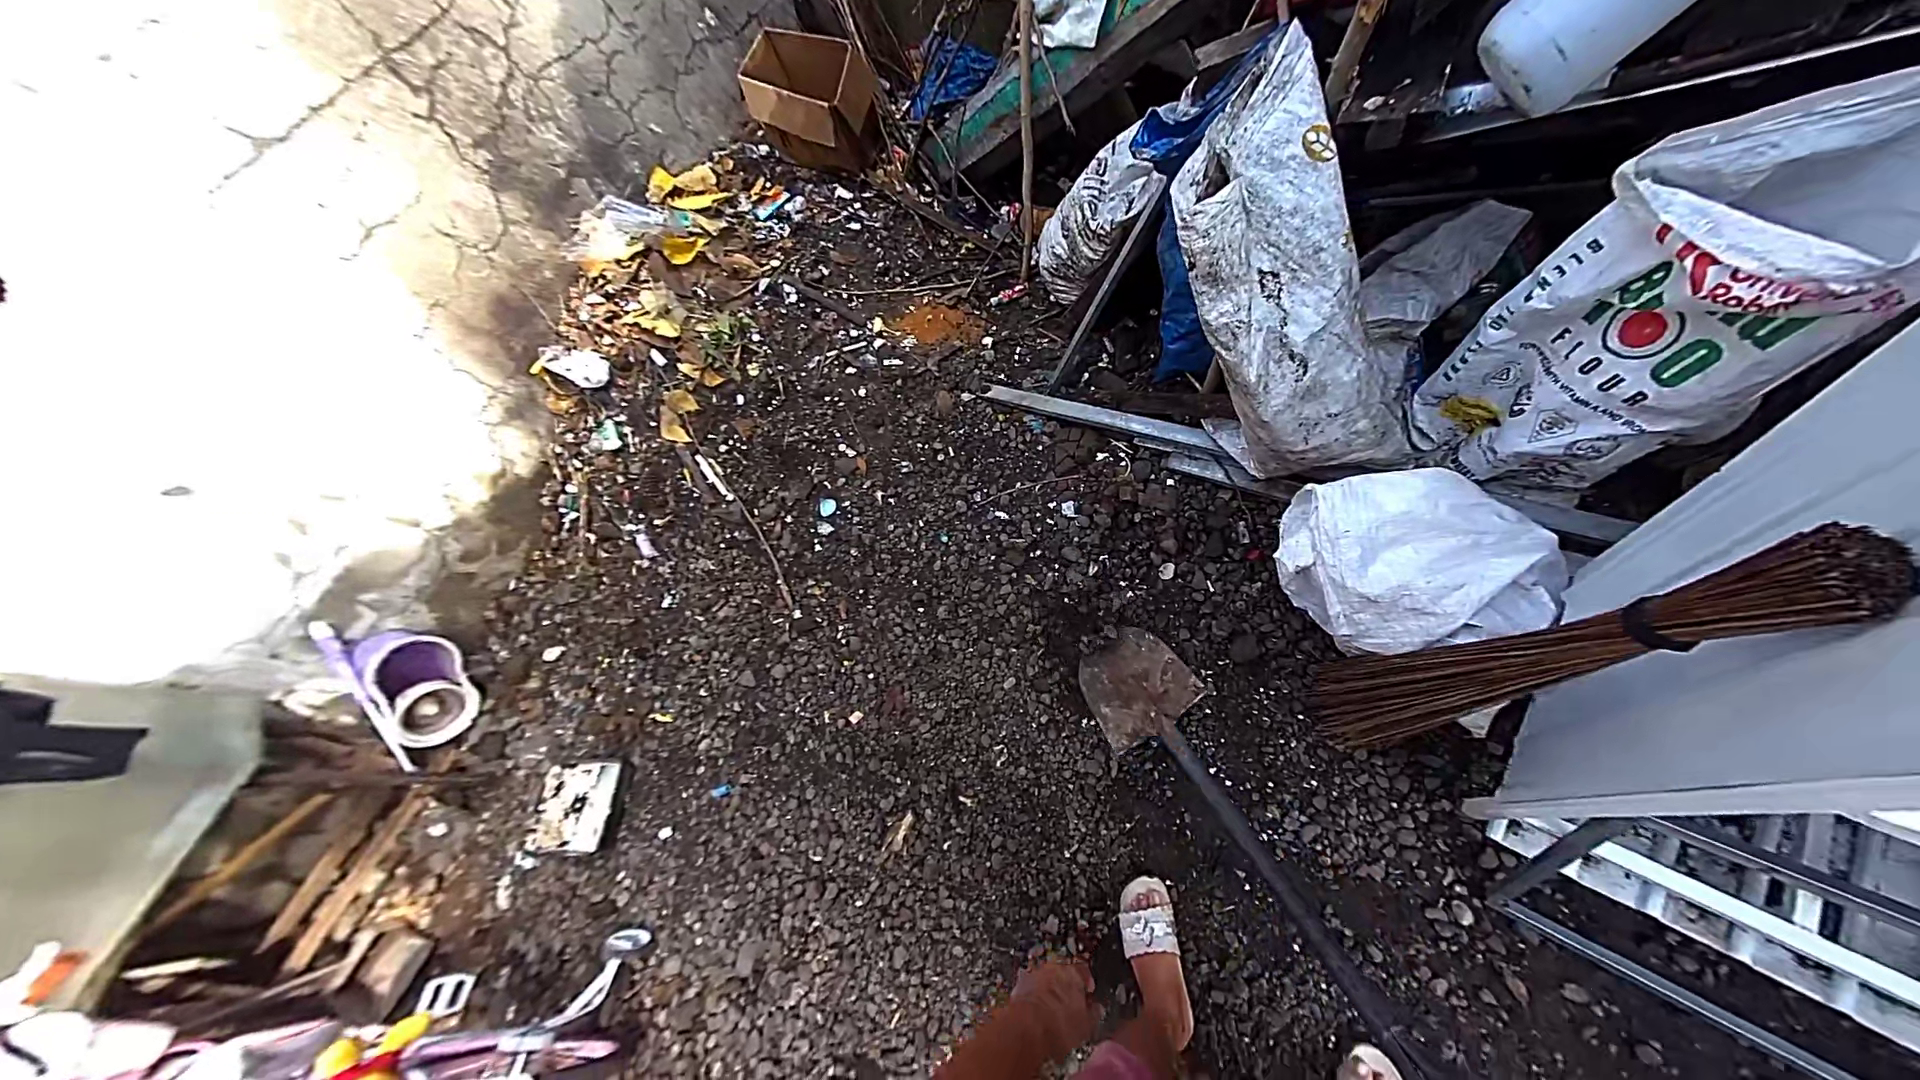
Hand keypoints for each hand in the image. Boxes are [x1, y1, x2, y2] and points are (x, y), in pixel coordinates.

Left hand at [1010, 959, 1099, 1058]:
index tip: (1088, 995)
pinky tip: (1037, 1017)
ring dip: (1049, 993)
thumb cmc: (1058, 1025)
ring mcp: (1034, 975)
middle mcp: (1052, 967)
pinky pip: (1031, 990)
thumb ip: (1094, 1013)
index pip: (1084, 971)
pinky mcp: (1019, 986)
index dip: (1087, 984)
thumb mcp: (1086, 1025)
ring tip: (1053, 1016)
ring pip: (1046, 982)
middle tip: (1070, 1009)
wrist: (1027, 1029)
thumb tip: (1097, 1010)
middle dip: (1067, 989)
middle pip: (1063, 975)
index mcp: (1073, 972)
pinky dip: (1035, 1000)